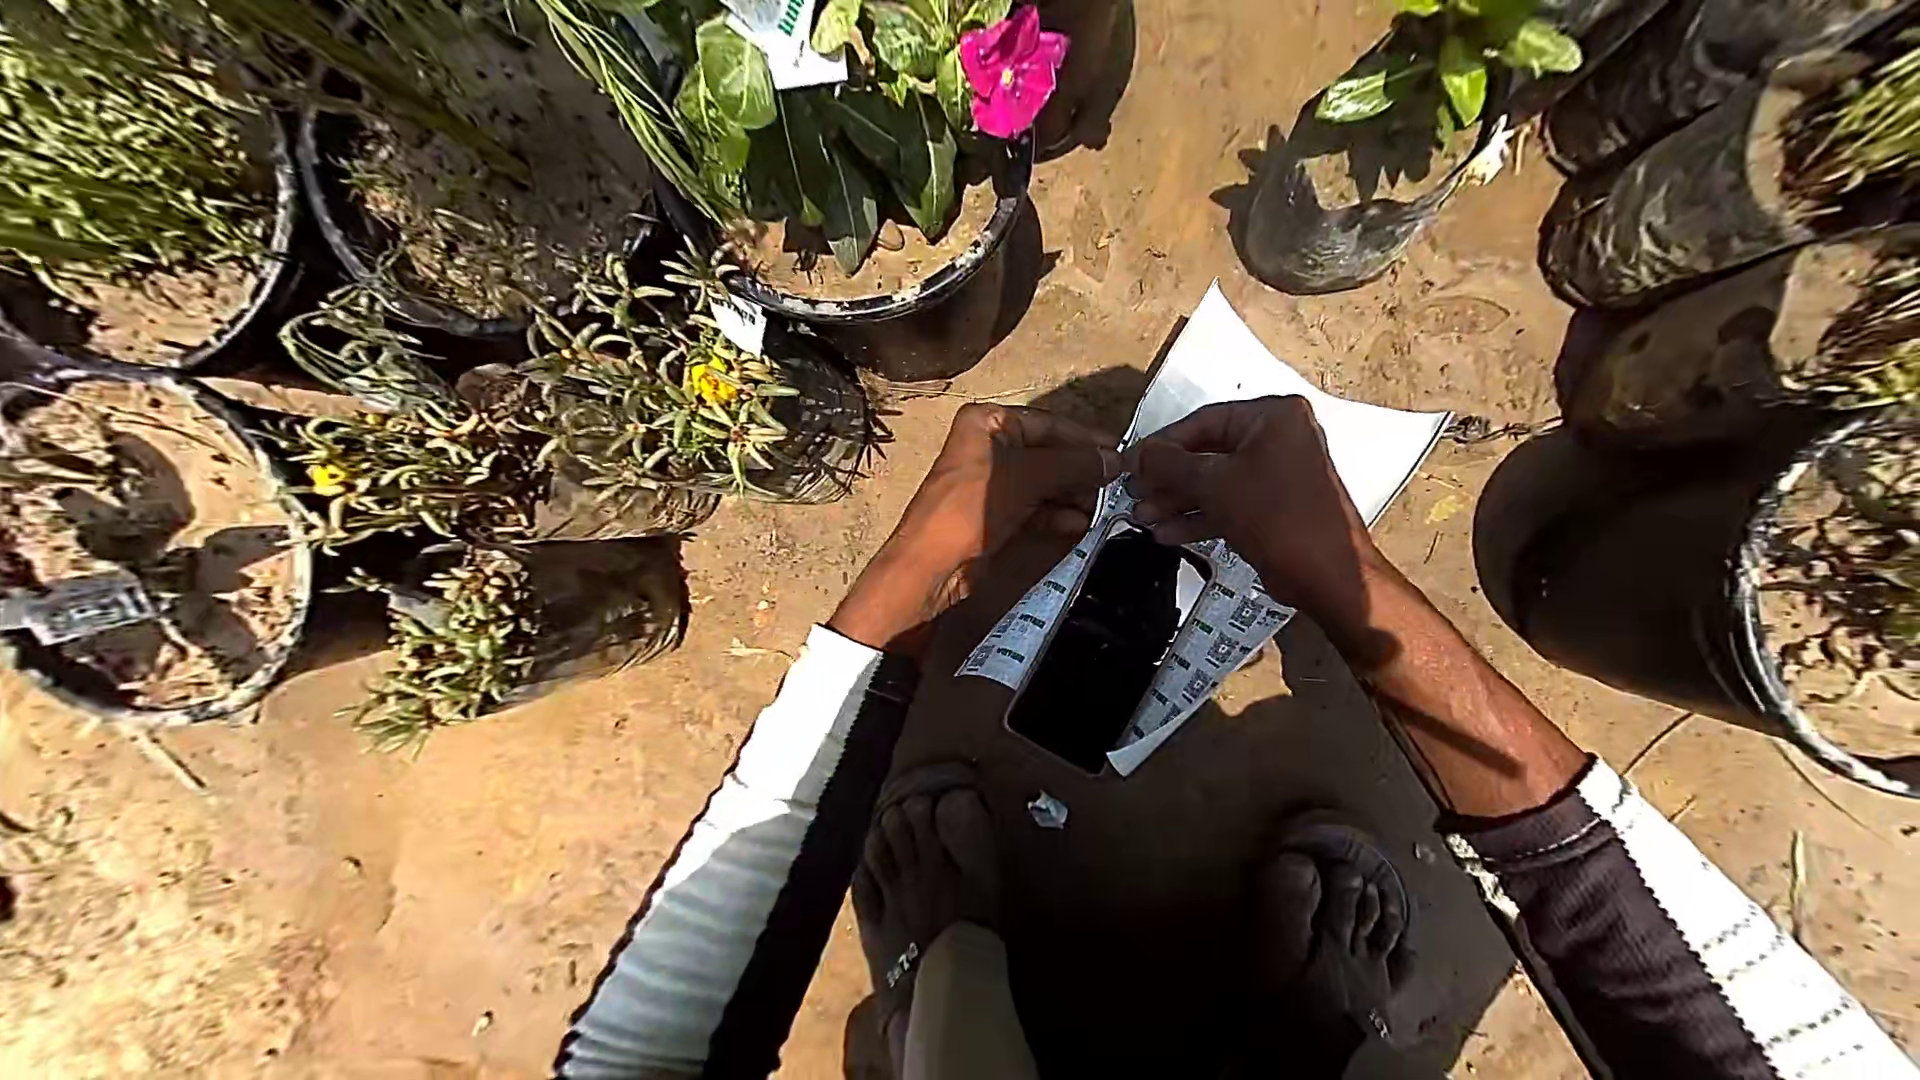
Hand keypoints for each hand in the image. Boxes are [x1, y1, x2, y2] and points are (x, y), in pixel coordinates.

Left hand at [831, 403, 1118, 656]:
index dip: (1086, 440)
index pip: (1049, 424)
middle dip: (1082, 472)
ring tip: (1105, 507)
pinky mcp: (996, 514)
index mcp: (987, 422)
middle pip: (1049, 454)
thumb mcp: (1028, 477)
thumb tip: (1117, 460)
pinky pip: (1035, 507)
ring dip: (1074, 496)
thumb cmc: (974, 506)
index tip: (1122, 454)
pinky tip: (1080, 525)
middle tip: (1119, 485)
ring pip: (1045, 483)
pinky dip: (1057, 515)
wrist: (933, 565)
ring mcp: (992, 482)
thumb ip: (1074, 465)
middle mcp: (989, 446)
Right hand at [1125, 396, 1382, 631]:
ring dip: (1176, 501)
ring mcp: (1275, 475)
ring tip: (1144, 515)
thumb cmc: (1282, 519)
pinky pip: (1225, 504)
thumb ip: (1169, 464)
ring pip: (1212, 482)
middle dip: (1167, 479)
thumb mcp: (1213, 483)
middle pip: (1205, 453)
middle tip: (1136, 491)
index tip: (1134, 461)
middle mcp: (1277, 440)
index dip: (1162, 444)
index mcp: (1273, 418)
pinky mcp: (1270, 507)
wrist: (1325, 575)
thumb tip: (1138, 454)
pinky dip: (1196, 517)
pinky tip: (1167, 532)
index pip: (1202, 421)